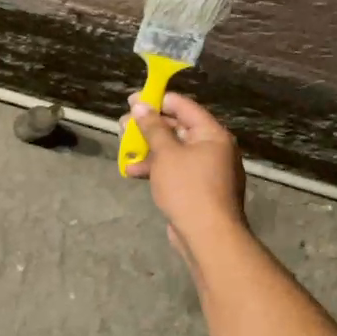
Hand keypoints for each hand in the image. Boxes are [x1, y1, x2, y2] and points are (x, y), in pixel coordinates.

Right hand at [120, 92, 247, 254]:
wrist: (208, 236)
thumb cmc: (188, 188)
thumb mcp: (165, 153)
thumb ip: (152, 127)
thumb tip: (140, 105)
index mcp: (212, 134)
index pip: (184, 106)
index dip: (157, 100)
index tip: (132, 99)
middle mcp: (213, 148)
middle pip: (177, 127)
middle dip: (148, 126)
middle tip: (123, 125)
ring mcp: (207, 169)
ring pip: (173, 149)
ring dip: (148, 147)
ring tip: (125, 148)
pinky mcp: (198, 187)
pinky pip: (176, 168)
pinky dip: (157, 166)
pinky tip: (134, 171)